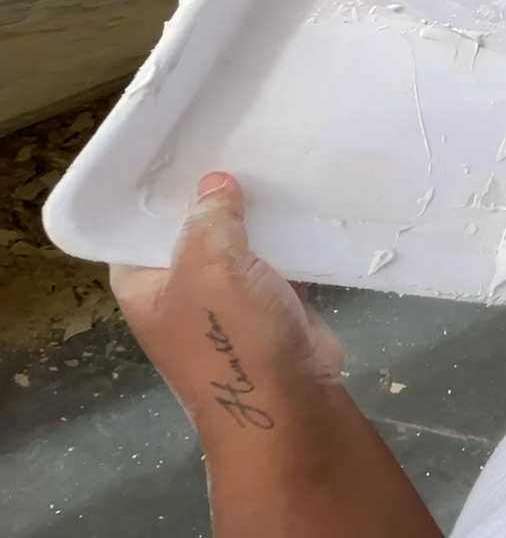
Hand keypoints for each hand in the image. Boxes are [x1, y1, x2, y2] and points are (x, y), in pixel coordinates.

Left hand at [112, 172, 344, 438]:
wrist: (285, 393)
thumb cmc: (233, 335)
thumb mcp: (212, 270)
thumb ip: (212, 223)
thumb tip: (214, 182)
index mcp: (148, 285)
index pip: (143, 231)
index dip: (166, 195)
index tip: (198, 155)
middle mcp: (185, 288)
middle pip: (201, 233)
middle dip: (227, 199)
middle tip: (255, 154)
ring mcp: (233, 297)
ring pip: (248, 245)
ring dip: (269, 219)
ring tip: (292, 174)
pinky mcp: (278, 301)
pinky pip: (286, 260)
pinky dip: (299, 240)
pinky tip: (318, 214)